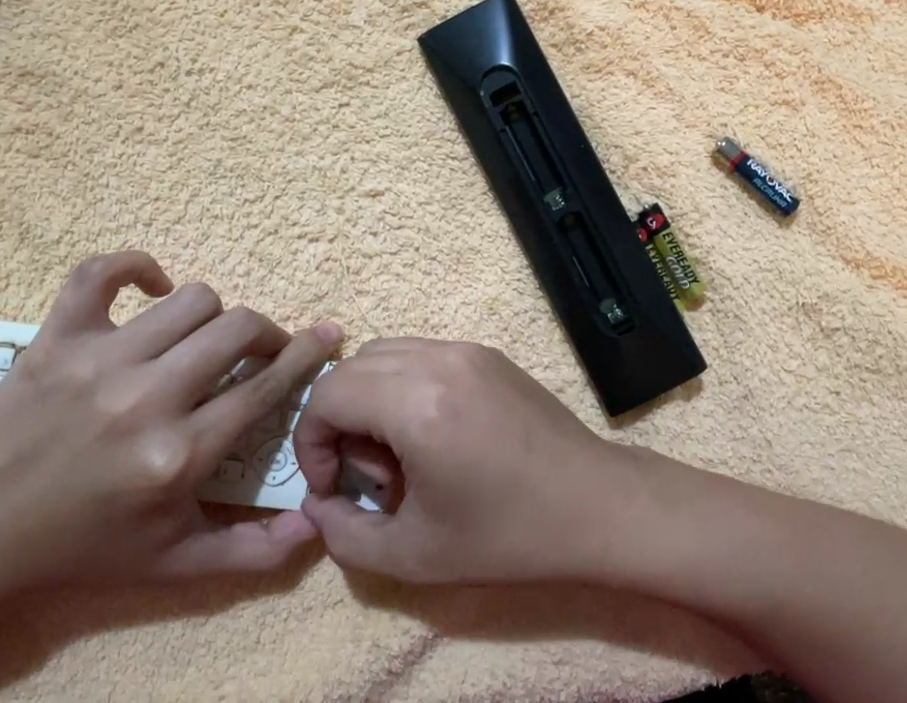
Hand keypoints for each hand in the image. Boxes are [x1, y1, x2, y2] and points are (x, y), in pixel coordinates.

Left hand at [0, 251, 338, 601]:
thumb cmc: (81, 551)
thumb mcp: (175, 566)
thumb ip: (252, 552)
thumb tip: (316, 526)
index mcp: (178, 455)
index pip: (266, 386)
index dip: (307, 355)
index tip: (328, 335)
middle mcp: (146, 399)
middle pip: (238, 328)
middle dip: (266, 334)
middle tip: (261, 351)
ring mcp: (97, 362)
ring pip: (191, 298)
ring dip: (212, 315)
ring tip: (203, 339)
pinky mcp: (54, 339)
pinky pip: (100, 272)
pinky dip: (134, 267)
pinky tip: (150, 288)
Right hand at [293, 337, 637, 583]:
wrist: (595, 506)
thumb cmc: (506, 537)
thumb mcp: (413, 555)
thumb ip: (345, 534)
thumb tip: (319, 503)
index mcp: (418, 404)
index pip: (327, 395)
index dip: (310, 443)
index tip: (333, 488)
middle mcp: (440, 361)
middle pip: (351, 369)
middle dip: (340, 422)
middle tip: (372, 477)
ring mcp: (468, 350)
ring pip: (385, 355)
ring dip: (371, 401)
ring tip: (402, 457)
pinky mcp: (489, 354)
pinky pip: (422, 356)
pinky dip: (404, 388)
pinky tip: (434, 436)